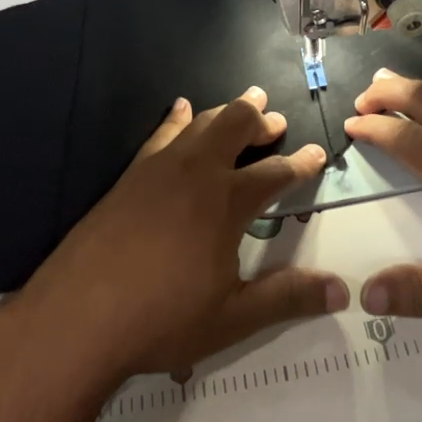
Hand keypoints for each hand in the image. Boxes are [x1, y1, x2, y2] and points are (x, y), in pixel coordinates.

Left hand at [8, 87, 347, 380]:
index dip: (301, 163)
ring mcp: (160, 169)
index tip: (318, 154)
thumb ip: (287, 298)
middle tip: (276, 118)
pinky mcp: (131, 174)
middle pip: (236, 128)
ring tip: (244, 103)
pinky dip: (178, 118)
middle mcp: (197, 173)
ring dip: (227, 112)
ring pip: (202, 124)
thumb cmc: (162, 318)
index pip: (275, 174)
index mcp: (227, 204)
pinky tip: (182, 108)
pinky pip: (162, 133)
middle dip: (261, 120)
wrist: (80, 313)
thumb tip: (341, 290)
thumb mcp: (233, 318)